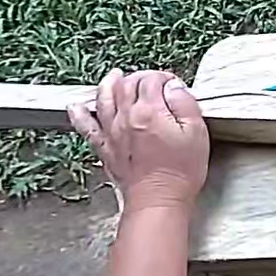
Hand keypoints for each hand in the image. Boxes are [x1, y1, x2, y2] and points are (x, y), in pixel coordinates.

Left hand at [69, 69, 209, 211]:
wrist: (158, 199)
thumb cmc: (182, 169)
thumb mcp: (197, 132)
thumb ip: (185, 103)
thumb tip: (174, 86)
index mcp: (150, 112)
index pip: (152, 80)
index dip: (164, 77)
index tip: (174, 83)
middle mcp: (126, 118)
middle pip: (127, 85)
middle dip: (140, 77)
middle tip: (152, 79)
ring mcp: (111, 132)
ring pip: (104, 98)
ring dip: (110, 84)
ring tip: (116, 76)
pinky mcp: (104, 147)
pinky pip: (85, 126)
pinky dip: (79, 113)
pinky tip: (78, 106)